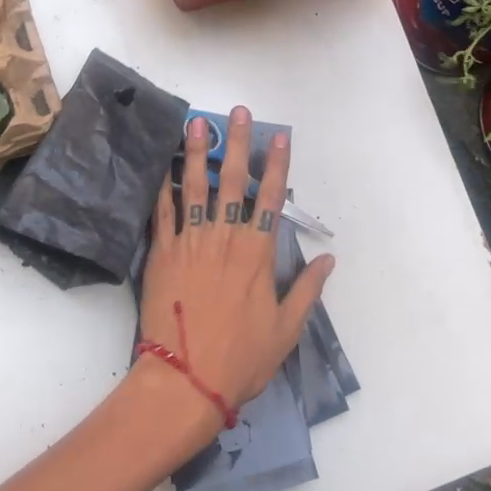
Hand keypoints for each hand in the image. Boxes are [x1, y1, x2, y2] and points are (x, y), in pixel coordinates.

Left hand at [135, 107, 334, 423]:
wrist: (185, 378)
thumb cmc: (241, 358)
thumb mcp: (286, 330)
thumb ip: (307, 290)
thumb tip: (329, 259)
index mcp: (257, 254)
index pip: (271, 199)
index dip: (276, 166)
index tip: (278, 136)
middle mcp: (224, 239)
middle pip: (232, 182)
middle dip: (236, 144)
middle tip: (237, 112)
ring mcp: (190, 243)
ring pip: (195, 188)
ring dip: (197, 153)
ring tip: (195, 123)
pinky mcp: (161, 254)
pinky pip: (162, 213)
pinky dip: (164, 188)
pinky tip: (165, 166)